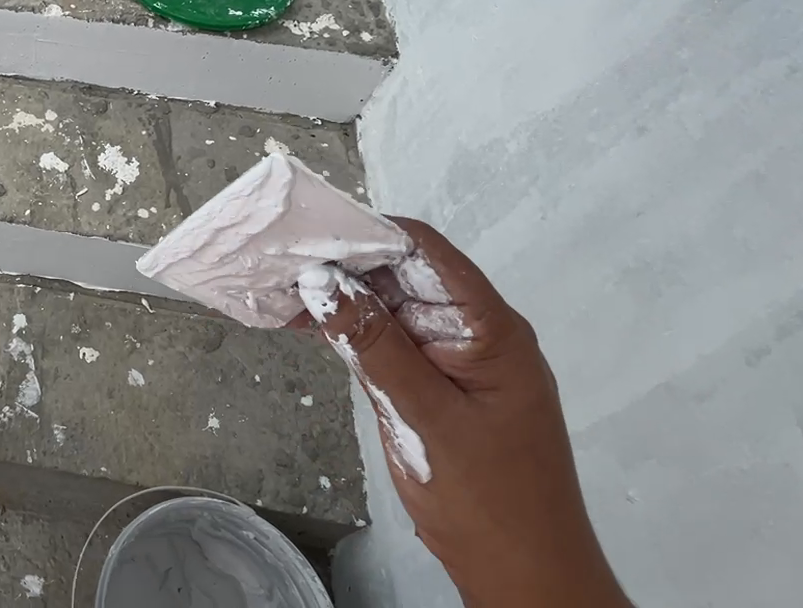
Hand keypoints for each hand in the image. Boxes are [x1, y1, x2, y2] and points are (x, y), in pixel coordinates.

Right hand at [292, 218, 631, 607]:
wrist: (525, 579)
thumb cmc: (490, 502)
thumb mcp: (426, 420)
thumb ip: (376, 347)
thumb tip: (322, 281)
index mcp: (488, 327)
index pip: (425, 252)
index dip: (368, 231)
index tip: (309, 230)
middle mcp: (469, 329)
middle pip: (399, 273)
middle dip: (341, 261)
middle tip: (279, 256)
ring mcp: (447, 354)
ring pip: (385, 305)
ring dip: (336, 295)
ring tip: (277, 284)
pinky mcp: (428, 378)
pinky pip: (382, 338)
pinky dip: (344, 329)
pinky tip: (302, 323)